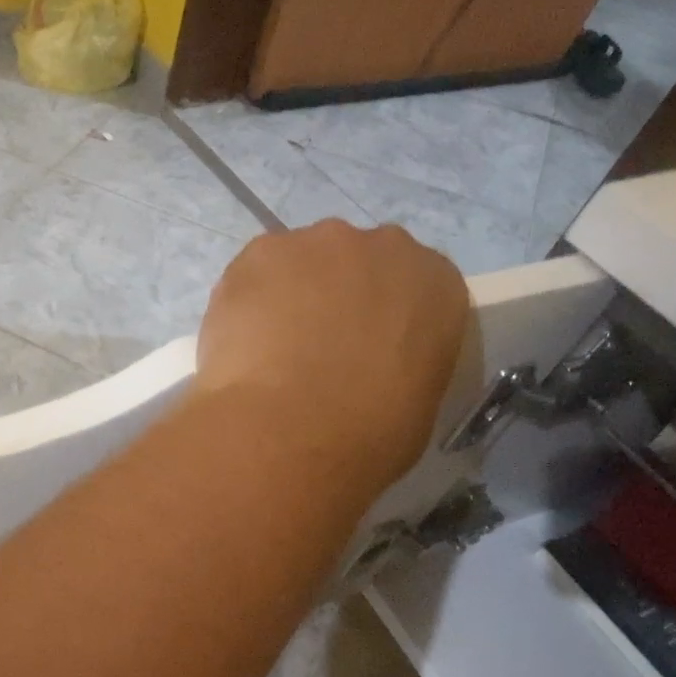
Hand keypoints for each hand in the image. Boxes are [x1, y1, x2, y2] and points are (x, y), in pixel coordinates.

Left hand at [195, 220, 469, 486]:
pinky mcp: (260, 252)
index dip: (381, 316)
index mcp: (435, 283)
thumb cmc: (370, 433)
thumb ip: (400, 364)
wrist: (293, 428)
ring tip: (268, 348)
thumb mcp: (416, 404)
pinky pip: (253, 271)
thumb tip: (368, 370)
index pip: (413, 285)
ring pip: (300, 262)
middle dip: (334, 296)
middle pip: (354, 262)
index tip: (361, 347)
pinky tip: (240, 340)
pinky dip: (246, 300)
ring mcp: (316, 243)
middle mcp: (382, 247)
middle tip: (312, 348)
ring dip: (288, 294)